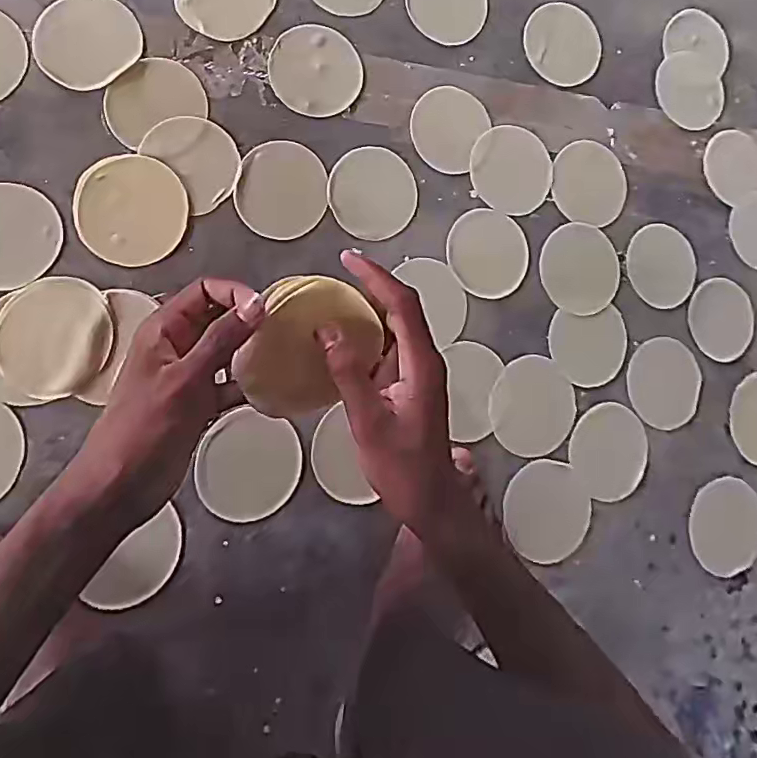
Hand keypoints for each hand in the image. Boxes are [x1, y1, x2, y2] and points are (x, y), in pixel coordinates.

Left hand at [66, 278, 263, 524]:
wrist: (119, 488)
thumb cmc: (142, 430)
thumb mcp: (186, 378)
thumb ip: (222, 338)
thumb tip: (255, 305)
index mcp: (164, 330)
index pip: (204, 290)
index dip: (235, 292)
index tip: (264, 308)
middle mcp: (176, 346)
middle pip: (218, 316)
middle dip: (247, 319)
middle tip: (278, 329)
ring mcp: (188, 375)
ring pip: (226, 349)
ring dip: (250, 350)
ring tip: (278, 354)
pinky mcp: (198, 402)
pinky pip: (229, 382)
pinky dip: (248, 383)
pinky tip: (268, 388)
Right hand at [321, 251, 467, 535]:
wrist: (429, 496)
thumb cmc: (401, 466)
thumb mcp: (368, 422)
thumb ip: (348, 374)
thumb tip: (327, 331)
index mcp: (421, 364)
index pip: (402, 305)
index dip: (377, 278)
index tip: (349, 260)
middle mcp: (425, 359)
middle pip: (405, 307)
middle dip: (375, 283)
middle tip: (343, 269)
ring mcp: (421, 369)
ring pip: (400, 322)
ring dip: (374, 303)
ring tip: (341, 292)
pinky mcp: (412, 380)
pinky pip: (393, 342)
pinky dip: (372, 327)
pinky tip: (348, 331)